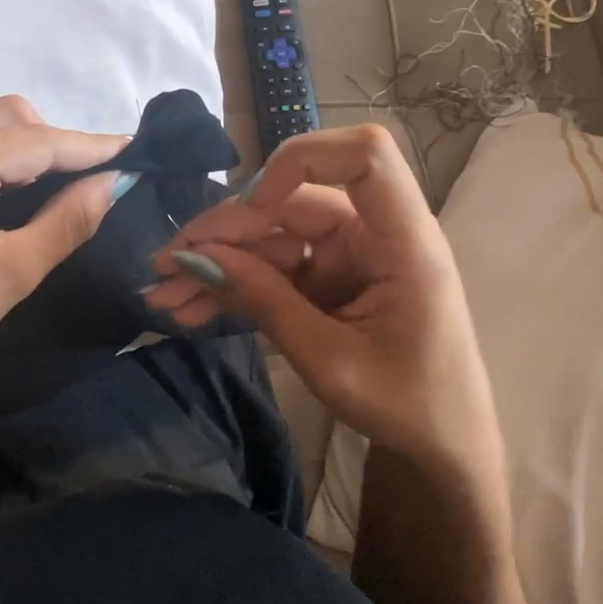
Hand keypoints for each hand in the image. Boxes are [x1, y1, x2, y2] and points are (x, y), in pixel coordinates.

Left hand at [0, 96, 127, 410]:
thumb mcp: (13, 273)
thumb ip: (69, 219)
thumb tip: (116, 181)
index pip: (32, 142)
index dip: (88, 147)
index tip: (134, 149)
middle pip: (8, 117)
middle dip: (55, 143)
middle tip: (94, 178)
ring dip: (25, 146)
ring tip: (59, 185)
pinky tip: (14, 187)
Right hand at [144, 124, 503, 475]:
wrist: (439, 446)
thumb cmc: (408, 404)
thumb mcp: (331, 361)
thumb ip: (266, 301)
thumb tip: (199, 256)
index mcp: (401, 241)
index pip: (363, 157)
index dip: (301, 162)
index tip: (252, 206)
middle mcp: (372, 233)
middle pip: (289, 201)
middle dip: (223, 231)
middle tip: (165, 267)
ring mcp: (346, 253)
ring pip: (268, 234)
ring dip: (214, 263)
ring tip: (163, 296)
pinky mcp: (325, 275)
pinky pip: (269, 265)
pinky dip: (229, 284)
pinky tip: (188, 306)